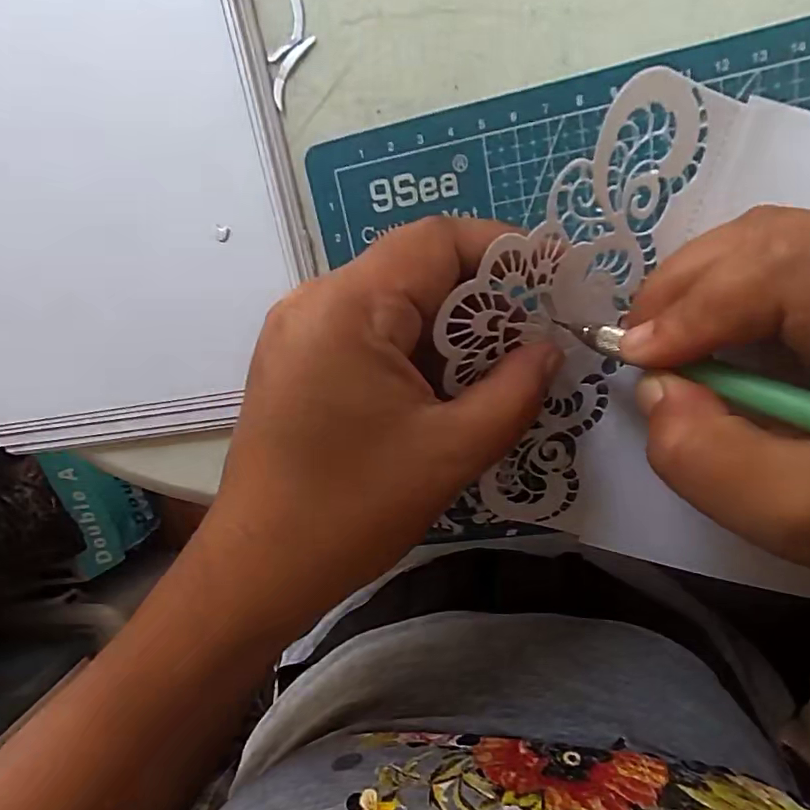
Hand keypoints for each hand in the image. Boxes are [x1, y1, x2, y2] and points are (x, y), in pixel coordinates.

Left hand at [200, 216, 561, 625]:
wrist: (258, 569)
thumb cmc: (352, 511)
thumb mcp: (451, 451)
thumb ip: (514, 391)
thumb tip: (548, 350)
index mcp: (349, 306)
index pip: (436, 239)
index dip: (501, 248)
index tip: (551, 279)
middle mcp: (314, 301)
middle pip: (411, 268)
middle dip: (478, 299)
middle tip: (528, 342)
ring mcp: (296, 332)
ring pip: (388, 302)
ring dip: (444, 329)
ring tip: (490, 373)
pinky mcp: (291, 363)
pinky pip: (362, 333)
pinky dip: (409, 350)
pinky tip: (437, 392)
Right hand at [618, 206, 809, 586]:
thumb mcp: (787, 516)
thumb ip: (705, 455)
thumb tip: (656, 383)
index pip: (798, 267)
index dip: (702, 303)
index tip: (639, 358)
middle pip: (778, 238)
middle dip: (685, 287)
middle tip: (638, 349)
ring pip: (768, 238)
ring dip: (694, 286)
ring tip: (663, 345)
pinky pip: (773, 258)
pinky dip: (715, 290)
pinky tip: (701, 334)